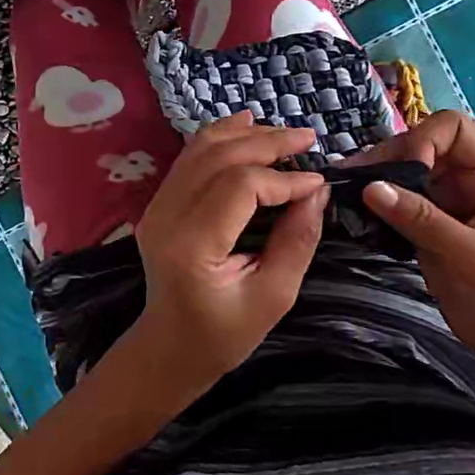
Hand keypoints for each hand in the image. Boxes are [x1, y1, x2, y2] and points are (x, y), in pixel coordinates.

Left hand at [129, 113, 327, 388]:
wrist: (169, 345)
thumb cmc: (224, 333)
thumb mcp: (273, 297)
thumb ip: (295, 241)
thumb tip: (317, 192)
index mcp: (191, 244)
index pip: (238, 187)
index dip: (282, 178)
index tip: (318, 181)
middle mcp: (165, 215)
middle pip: (216, 158)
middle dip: (265, 142)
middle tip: (308, 137)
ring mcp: (155, 207)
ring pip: (197, 151)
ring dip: (240, 134)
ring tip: (280, 129)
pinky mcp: (157, 204)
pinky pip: (188, 161)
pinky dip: (217, 141)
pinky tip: (242, 130)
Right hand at [351, 111, 474, 394]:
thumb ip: (423, 221)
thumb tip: (369, 186)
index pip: (453, 130)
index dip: (421, 142)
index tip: (397, 174)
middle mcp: (473, 181)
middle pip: (420, 146)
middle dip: (386, 160)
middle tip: (349, 182)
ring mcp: (450, 202)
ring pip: (403, 171)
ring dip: (373, 179)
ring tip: (343, 194)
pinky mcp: (430, 224)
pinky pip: (397, 199)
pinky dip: (374, 202)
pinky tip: (354, 211)